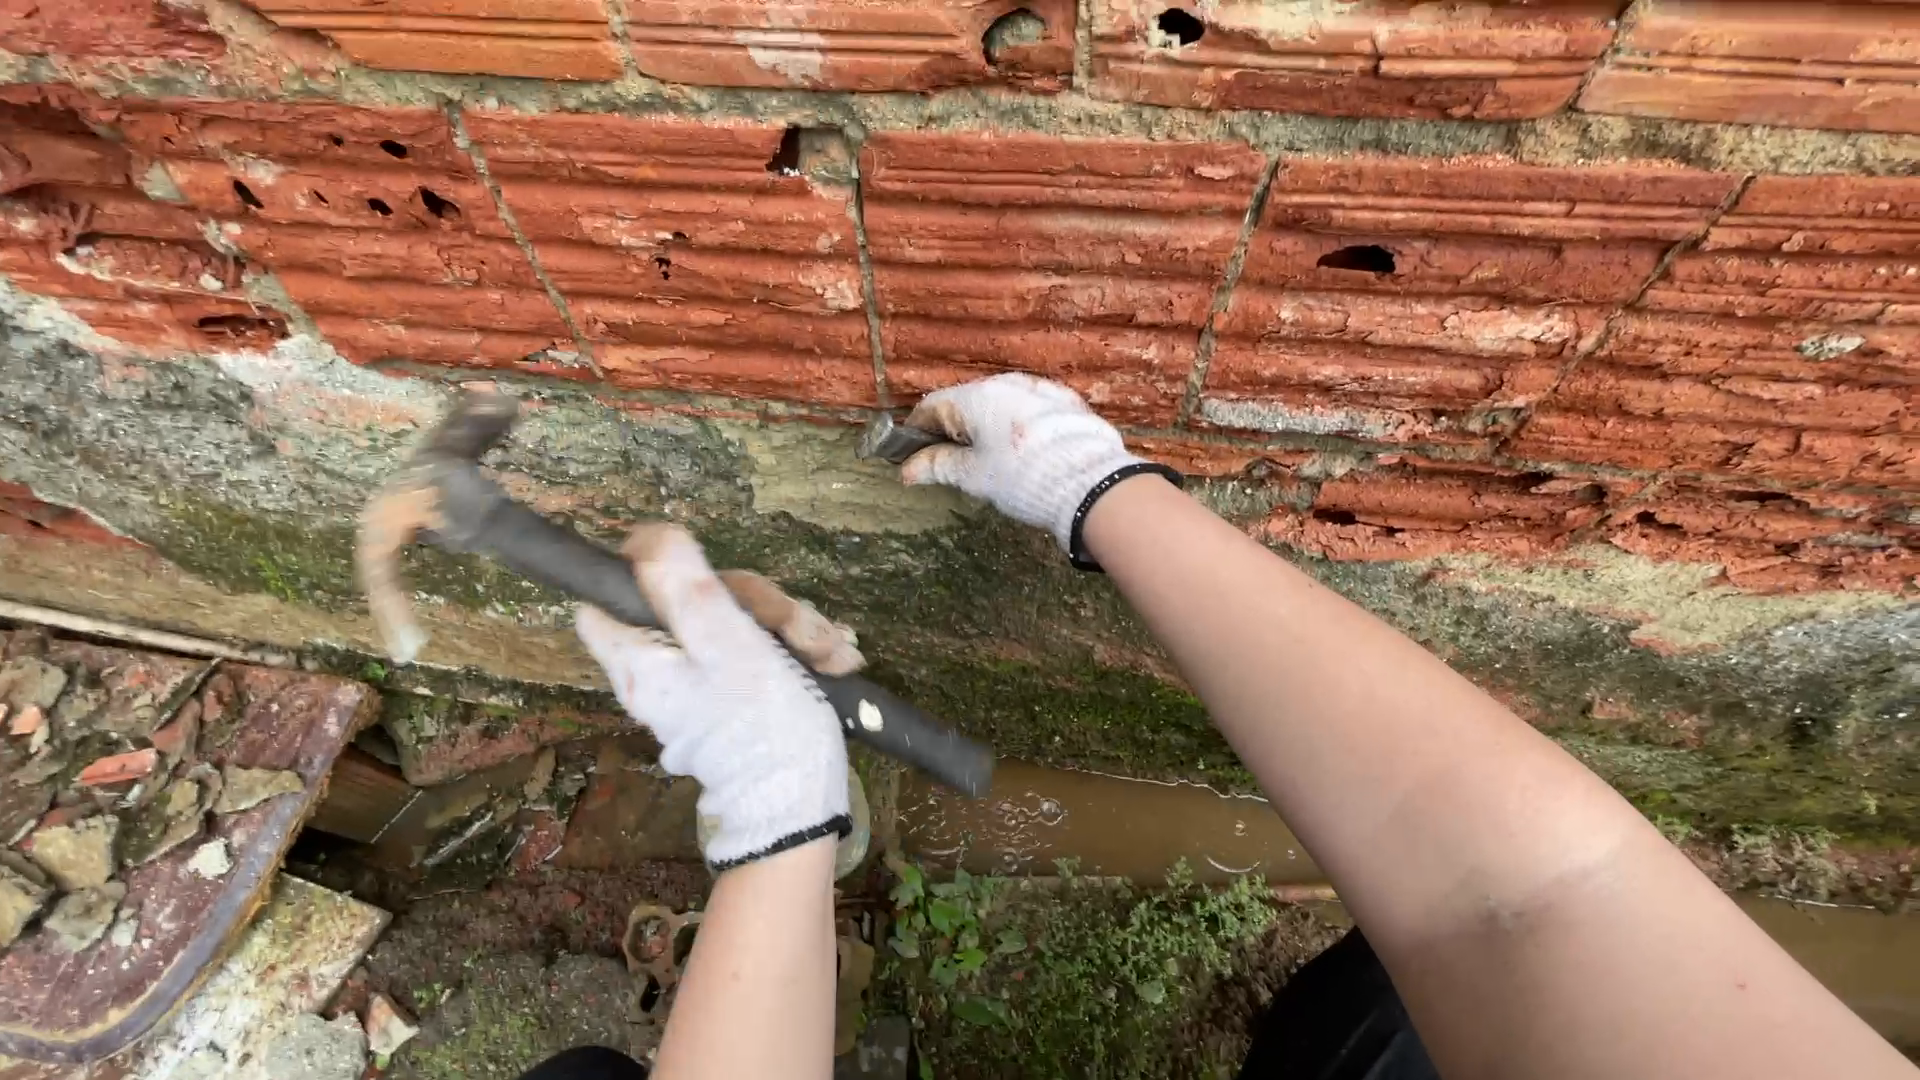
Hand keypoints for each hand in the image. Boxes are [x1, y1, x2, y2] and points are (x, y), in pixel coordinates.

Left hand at [576, 524, 859, 868]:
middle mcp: (662, 669)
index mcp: (642, 658)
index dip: (644, 570)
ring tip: (827, 653)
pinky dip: (796, 649)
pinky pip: (759, 647)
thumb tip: (645, 537)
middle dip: (755, 602)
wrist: (801, 802)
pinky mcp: (735, 693)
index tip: (694, 569)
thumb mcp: (729, 645)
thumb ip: (686, 590)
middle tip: (793, 628)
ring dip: (791, 626)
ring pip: (738, 619)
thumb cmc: (763, 726)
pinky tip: (833, 661)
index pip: (608, 598)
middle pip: (694, 599)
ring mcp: (700, 683)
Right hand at [899, 374, 1153, 554]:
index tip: (911, 453)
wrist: (1091, 484)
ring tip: (988, 460)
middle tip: (949, 461)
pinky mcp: (1068, 403)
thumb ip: (938, 466)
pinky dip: (1016, 426)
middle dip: (953, 428)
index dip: (917, 431)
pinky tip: (1022, 452)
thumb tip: (907, 470)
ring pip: (1000, 403)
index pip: (934, 406)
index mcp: (978, 396)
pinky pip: (1030, 410)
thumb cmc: (1022, 478)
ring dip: (986, 426)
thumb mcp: (973, 476)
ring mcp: (1041, 390)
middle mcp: (1008, 383)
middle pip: (967, 402)